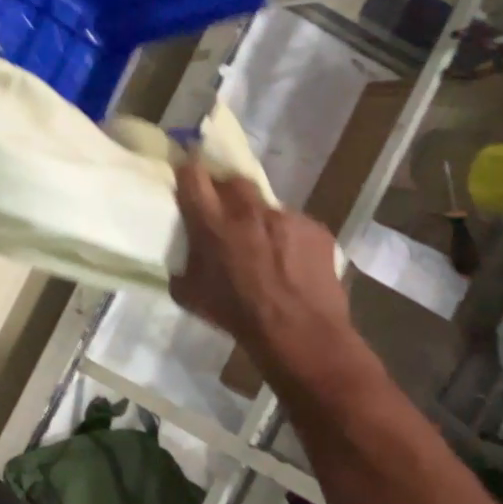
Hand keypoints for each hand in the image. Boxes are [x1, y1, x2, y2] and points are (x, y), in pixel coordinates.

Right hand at [170, 159, 350, 357]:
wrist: (301, 333)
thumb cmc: (235, 313)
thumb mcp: (188, 290)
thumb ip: (185, 260)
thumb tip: (187, 252)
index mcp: (212, 224)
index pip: (193, 177)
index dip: (188, 170)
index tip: (185, 171)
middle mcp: (249, 212)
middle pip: (233, 180)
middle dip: (225, 188)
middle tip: (221, 207)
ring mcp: (287, 218)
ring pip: (265, 204)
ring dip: (257, 216)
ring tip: (261, 242)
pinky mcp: (317, 230)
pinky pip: (294, 223)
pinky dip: (285, 234)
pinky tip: (287, 258)